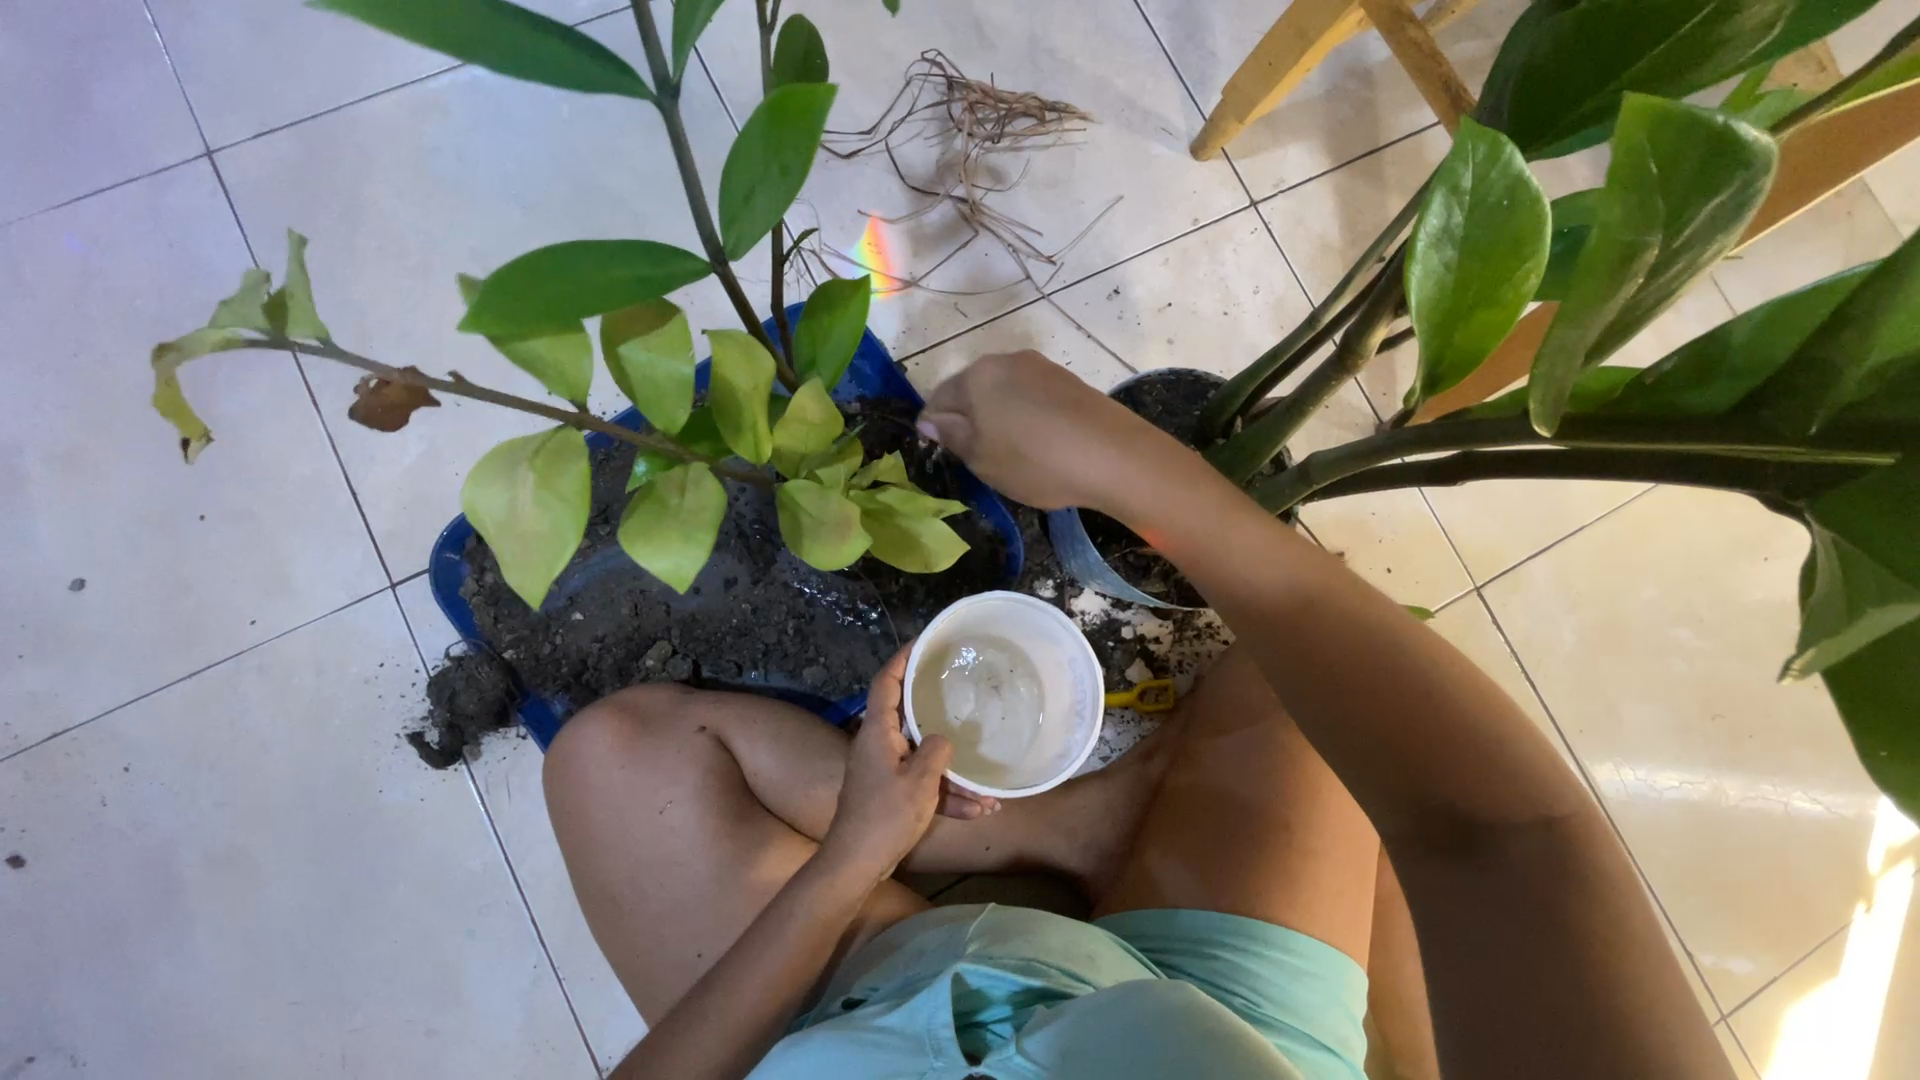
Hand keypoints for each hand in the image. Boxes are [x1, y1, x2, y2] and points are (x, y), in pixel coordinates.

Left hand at [820, 647, 967, 878]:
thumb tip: (944, 739)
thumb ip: (936, 751)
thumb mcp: (919, 782)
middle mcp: (877, 744)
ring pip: (923, 758)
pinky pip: (923, 784)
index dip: (903, 657)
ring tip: (988, 788)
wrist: (856, 864)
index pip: (886, 682)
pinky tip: (978, 811)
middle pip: (908, 716)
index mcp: (877, 732)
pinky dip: (947, 795)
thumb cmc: (885, 816)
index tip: (924, 641)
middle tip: (962, 691)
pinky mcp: (890, 794)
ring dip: (953, 771)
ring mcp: (883, 770)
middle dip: (938, 711)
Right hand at [916, 351, 1178, 512]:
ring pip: (1004, 393)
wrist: (1114, 456)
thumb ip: (951, 435)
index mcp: (976, 376)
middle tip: (977, 458)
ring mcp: (1041, 367)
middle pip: (972, 390)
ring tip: (1010, 453)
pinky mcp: (1068, 381)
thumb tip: (927, 420)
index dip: (934, 429)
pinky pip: (1032, 397)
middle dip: (969, 420)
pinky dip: (1026, 417)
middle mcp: (1005, 360)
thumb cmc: (1034, 460)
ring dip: (999, 418)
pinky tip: (1039, 444)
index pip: (938, 399)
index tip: (944, 455)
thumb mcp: (981, 458)